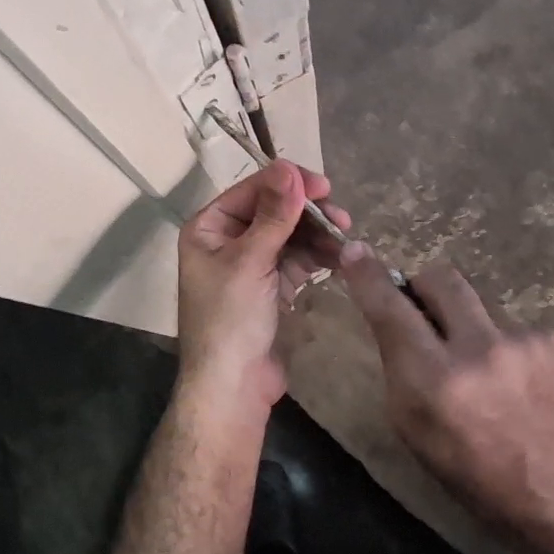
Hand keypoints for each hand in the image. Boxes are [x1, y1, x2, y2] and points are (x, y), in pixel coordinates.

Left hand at [178, 160, 348, 412]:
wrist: (232, 386)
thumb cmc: (230, 319)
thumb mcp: (249, 262)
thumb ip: (273, 215)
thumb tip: (288, 168)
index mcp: (208, 229)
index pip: (251, 191)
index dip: (287, 184)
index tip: (324, 185)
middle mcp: (226, 242)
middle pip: (273, 211)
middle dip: (307, 213)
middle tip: (341, 218)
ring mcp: (250, 266)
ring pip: (289, 236)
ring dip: (317, 235)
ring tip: (344, 241)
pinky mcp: (271, 288)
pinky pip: (296, 261)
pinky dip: (316, 257)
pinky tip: (339, 258)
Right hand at [338, 246, 553, 553]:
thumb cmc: (469, 471)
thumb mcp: (412, 428)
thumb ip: (399, 367)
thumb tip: (392, 319)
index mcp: (433, 380)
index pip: (390, 310)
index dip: (368, 276)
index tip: (355, 251)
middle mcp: (477, 349)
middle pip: (440, 277)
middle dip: (422, 286)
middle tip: (421, 311)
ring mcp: (521, 340)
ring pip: (476, 304)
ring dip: (465, 325)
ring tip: (480, 371)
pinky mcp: (553, 340)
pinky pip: (508, 325)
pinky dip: (500, 345)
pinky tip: (513, 380)